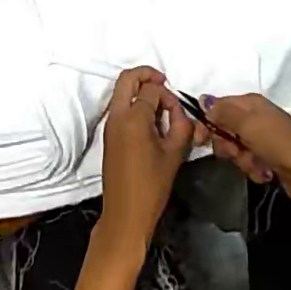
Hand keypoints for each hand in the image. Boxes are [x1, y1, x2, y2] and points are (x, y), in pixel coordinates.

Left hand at [97, 67, 201, 250]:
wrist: (125, 214)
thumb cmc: (152, 186)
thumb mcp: (174, 154)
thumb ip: (181, 126)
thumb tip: (178, 111)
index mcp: (133, 118)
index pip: (151, 89)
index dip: (168, 96)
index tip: (178, 112)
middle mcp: (117, 115)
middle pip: (127, 78)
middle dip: (146, 75)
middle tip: (164, 82)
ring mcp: (110, 124)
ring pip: (121, 91)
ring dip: (139, 90)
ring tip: (161, 107)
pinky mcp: (109, 134)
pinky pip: (120, 107)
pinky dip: (133, 103)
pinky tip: (151, 121)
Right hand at [202, 93, 290, 212]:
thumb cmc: (281, 144)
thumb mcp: (249, 124)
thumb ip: (223, 112)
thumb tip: (202, 99)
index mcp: (250, 103)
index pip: (217, 106)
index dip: (206, 122)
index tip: (201, 139)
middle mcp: (255, 118)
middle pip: (223, 129)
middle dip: (226, 144)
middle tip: (236, 152)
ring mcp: (262, 140)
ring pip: (235, 149)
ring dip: (241, 160)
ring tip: (256, 165)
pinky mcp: (269, 160)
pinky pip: (248, 163)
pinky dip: (254, 170)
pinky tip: (266, 174)